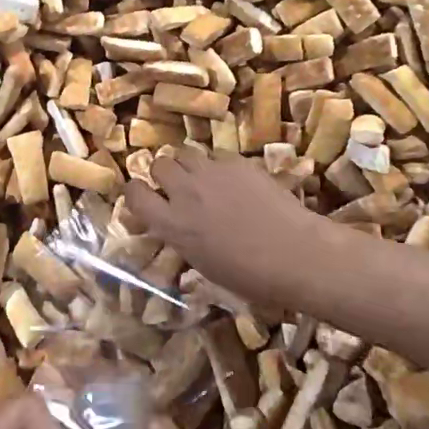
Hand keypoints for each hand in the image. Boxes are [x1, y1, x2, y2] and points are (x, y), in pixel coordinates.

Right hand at [124, 147, 335, 301]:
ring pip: (185, 152)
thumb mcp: (203, 264)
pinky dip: (218, 165)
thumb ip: (183, 238)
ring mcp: (211, 172)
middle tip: (180, 187)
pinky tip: (234, 181)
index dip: (136, 192)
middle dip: (165, 173)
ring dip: (188, 164)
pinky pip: (216, 154)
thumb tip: (179, 227)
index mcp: (171, 225)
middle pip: (159, 164)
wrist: (293, 252)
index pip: (134, 194)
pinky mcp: (236, 161)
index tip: (145, 196)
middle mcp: (184, 192)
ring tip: (203, 178)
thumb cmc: (250, 276)